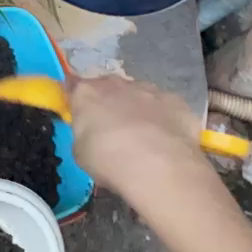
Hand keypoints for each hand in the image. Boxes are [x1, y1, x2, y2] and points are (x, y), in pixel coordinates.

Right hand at [68, 75, 216, 206]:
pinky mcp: (177, 102)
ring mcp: (150, 90)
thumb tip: (92, 133)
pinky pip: (166, 108)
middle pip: (108, 87)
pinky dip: (164, 120)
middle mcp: (117, 84)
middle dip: (108, 102)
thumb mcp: (80, 153)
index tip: (77, 112)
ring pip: (139, 94)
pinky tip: (167, 141)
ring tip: (142, 138)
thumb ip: (84, 134)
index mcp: (87, 93)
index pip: (73, 86)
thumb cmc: (108, 160)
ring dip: (137, 109)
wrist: (158, 167)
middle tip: (110, 128)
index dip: (75, 99)